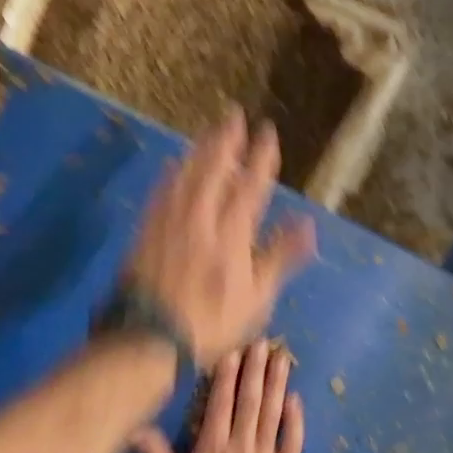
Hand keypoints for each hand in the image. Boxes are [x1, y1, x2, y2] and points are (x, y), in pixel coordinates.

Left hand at [126, 108, 316, 367]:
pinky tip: (172, 166)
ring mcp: (168, 225)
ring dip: (198, 152)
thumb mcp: (256, 298)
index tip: (267, 132)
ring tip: (208, 132)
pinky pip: (158, 196)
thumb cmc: (209, 324)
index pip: (251, 187)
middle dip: (226, 142)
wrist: (148, 337)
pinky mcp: (145, 234)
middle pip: (213, 171)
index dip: (260, 158)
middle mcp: (199, 220)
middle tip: (233, 115)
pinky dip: (169, 177)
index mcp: (231, 235)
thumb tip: (308, 224)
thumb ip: (279, 257)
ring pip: (185, 178)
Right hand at [134, 340, 301, 452]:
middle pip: (250, 402)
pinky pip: (293, 442)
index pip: (220, 404)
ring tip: (282, 360)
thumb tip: (136, 428)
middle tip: (263, 343)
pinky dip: (295, 420)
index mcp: (213, 447)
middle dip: (255, 370)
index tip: (233, 351)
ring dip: (277, 385)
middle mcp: (242, 445)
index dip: (227, 376)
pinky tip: (296, 400)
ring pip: (272, 415)